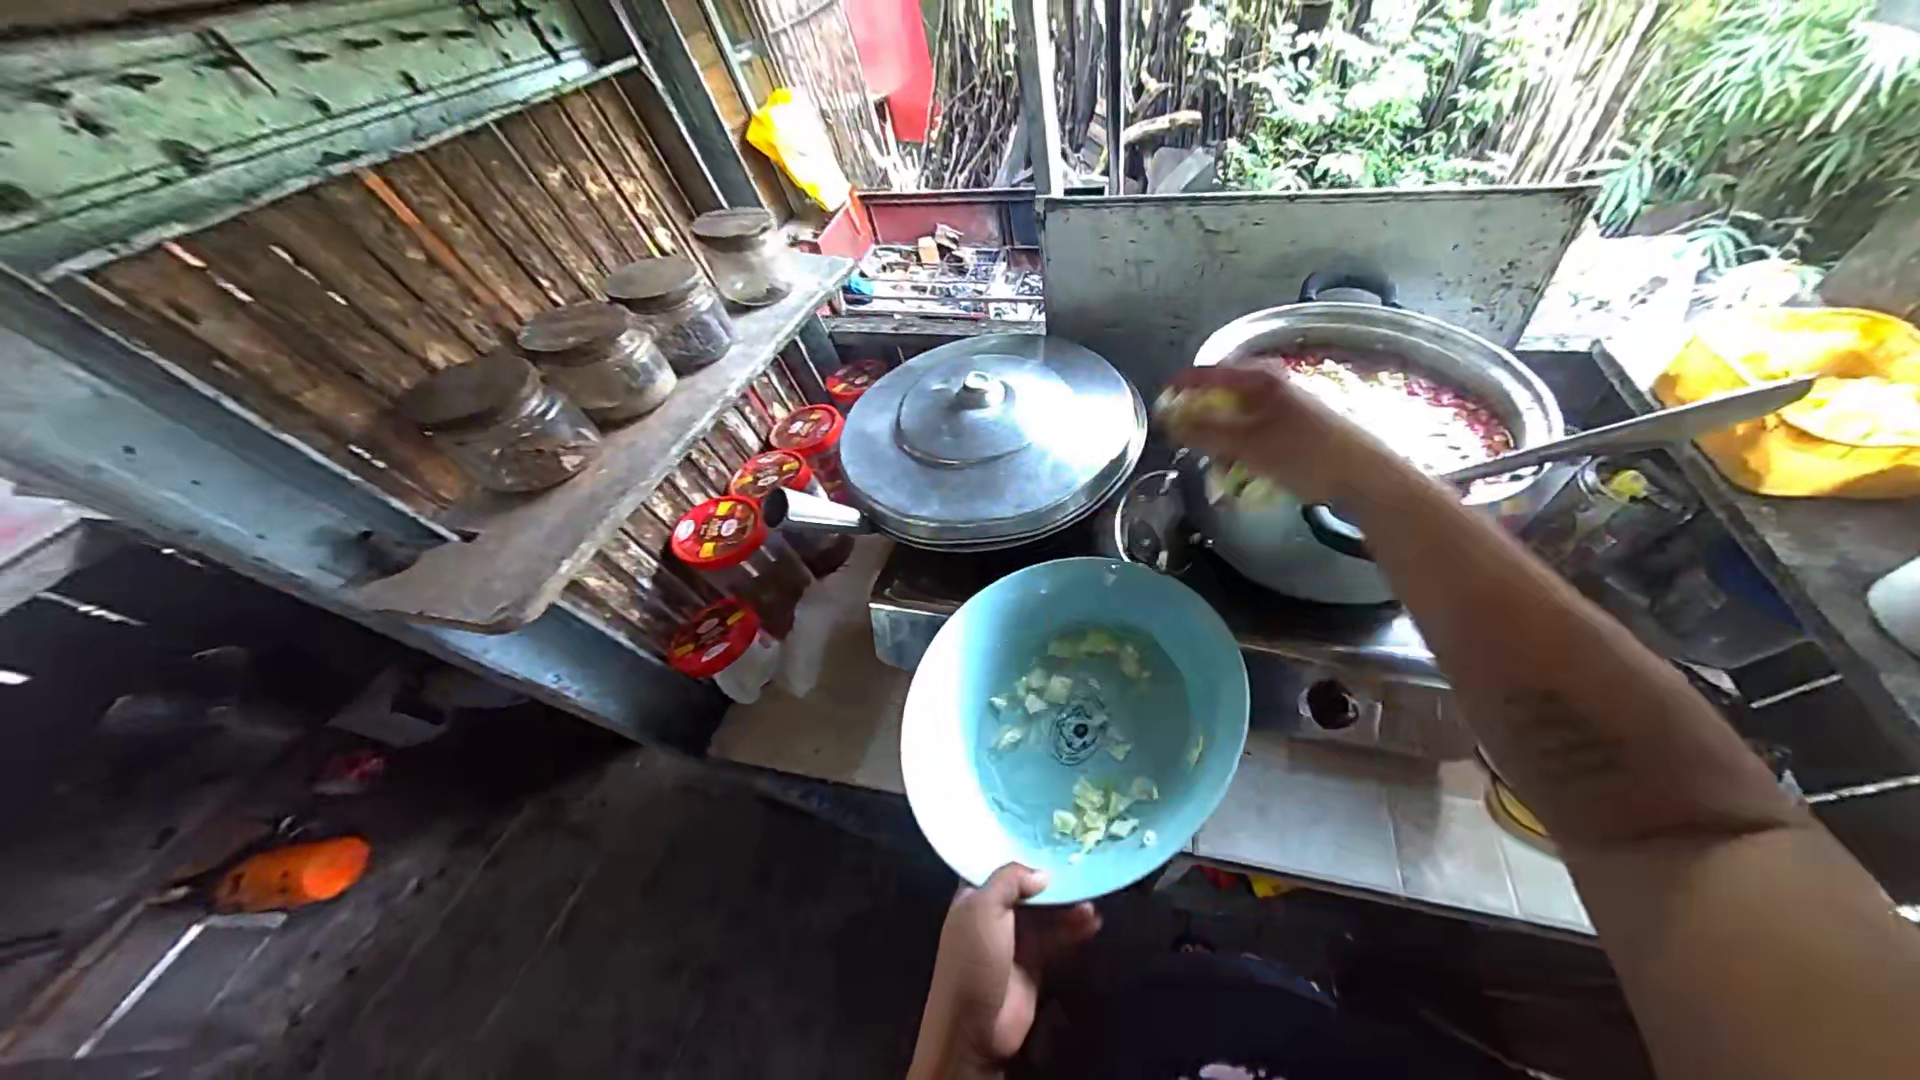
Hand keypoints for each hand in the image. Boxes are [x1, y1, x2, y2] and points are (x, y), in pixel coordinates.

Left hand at [908, 864, 1101, 1078]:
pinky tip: (1093, 920)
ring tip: (1093, 893)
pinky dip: (1074, 927)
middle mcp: (995, 910)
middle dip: (1051, 875)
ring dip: (1068, 902)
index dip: (1019, 847)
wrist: (974, 1027)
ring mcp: (1015, 936)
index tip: (1049, 832)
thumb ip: (1010, 880)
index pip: (997, 861)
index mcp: (974, 893)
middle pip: (1027, 885)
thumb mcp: (984, 908)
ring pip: (1046, 910)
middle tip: (1081, 860)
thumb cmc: (972, 957)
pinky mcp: (1035, 961)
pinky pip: (1057, 936)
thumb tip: (1043, 872)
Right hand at [1161, 360, 1411, 504]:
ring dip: (1222, 439)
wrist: (1365, 477)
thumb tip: (1168, 420)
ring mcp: (1287, 402)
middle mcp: (1273, 383)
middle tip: (1188, 441)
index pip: (1206, 373)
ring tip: (1219, 464)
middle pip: (1221, 395)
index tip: (1159, 403)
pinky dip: (1242, 445)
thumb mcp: (1246, 446)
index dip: (1179, 387)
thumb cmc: (1304, 456)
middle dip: (1202, 420)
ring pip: (1238, 415)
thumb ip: (1203, 432)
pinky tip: (1244, 468)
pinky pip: (1256, 429)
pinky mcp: (1297, 423)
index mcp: (1259, 379)